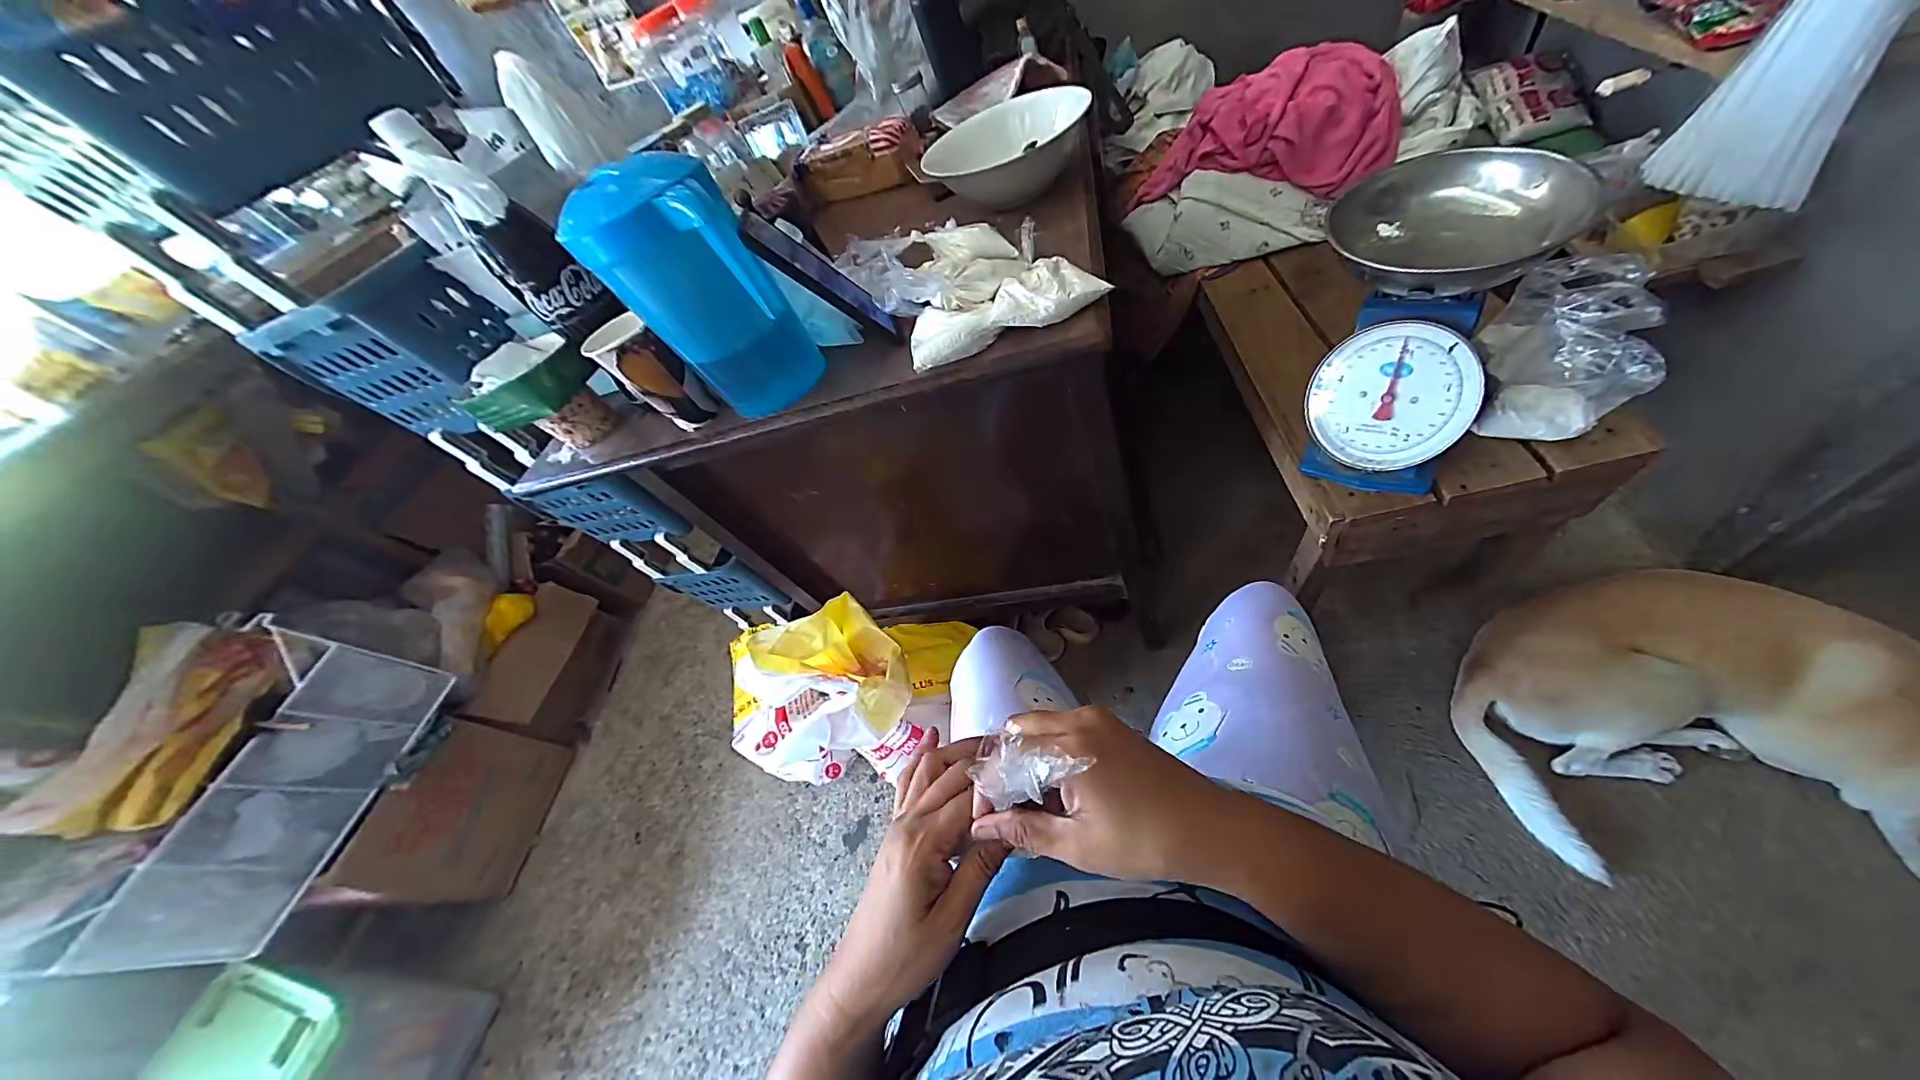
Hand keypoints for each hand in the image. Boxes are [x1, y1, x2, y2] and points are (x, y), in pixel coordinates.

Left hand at [813, 732, 1011, 1029]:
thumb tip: (1010, 828)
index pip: (968, 795)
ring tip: (987, 742)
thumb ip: (981, 866)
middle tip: (1017, 751)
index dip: (999, 782)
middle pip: (948, 773)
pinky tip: (932, 739)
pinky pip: (909, 783)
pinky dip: (923, 758)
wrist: (860, 977)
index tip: (1028, 774)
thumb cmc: (906, 956)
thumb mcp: (954, 918)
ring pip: (927, 770)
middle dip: (982, 756)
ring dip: (956, 751)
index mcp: (923, 842)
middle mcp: (907, 823)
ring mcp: (897, 824)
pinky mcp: (895, 832)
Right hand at [970, 707, 1254, 883]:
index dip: (989, 786)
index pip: (1006, 754)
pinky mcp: (1113, 725)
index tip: (987, 817)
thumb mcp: (1079, 845)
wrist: (1212, 829)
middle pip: (1019, 729)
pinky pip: (1065, 727)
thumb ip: (1024, 831)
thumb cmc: (1145, 843)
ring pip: (1041, 726)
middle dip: (1005, 764)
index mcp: (1069, 748)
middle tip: (1007, 805)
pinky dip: (1050, 750)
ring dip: (1027, 756)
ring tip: (1033, 800)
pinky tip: (1060, 787)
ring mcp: (1099, 718)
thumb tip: (980, 827)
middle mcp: (1080, 720)